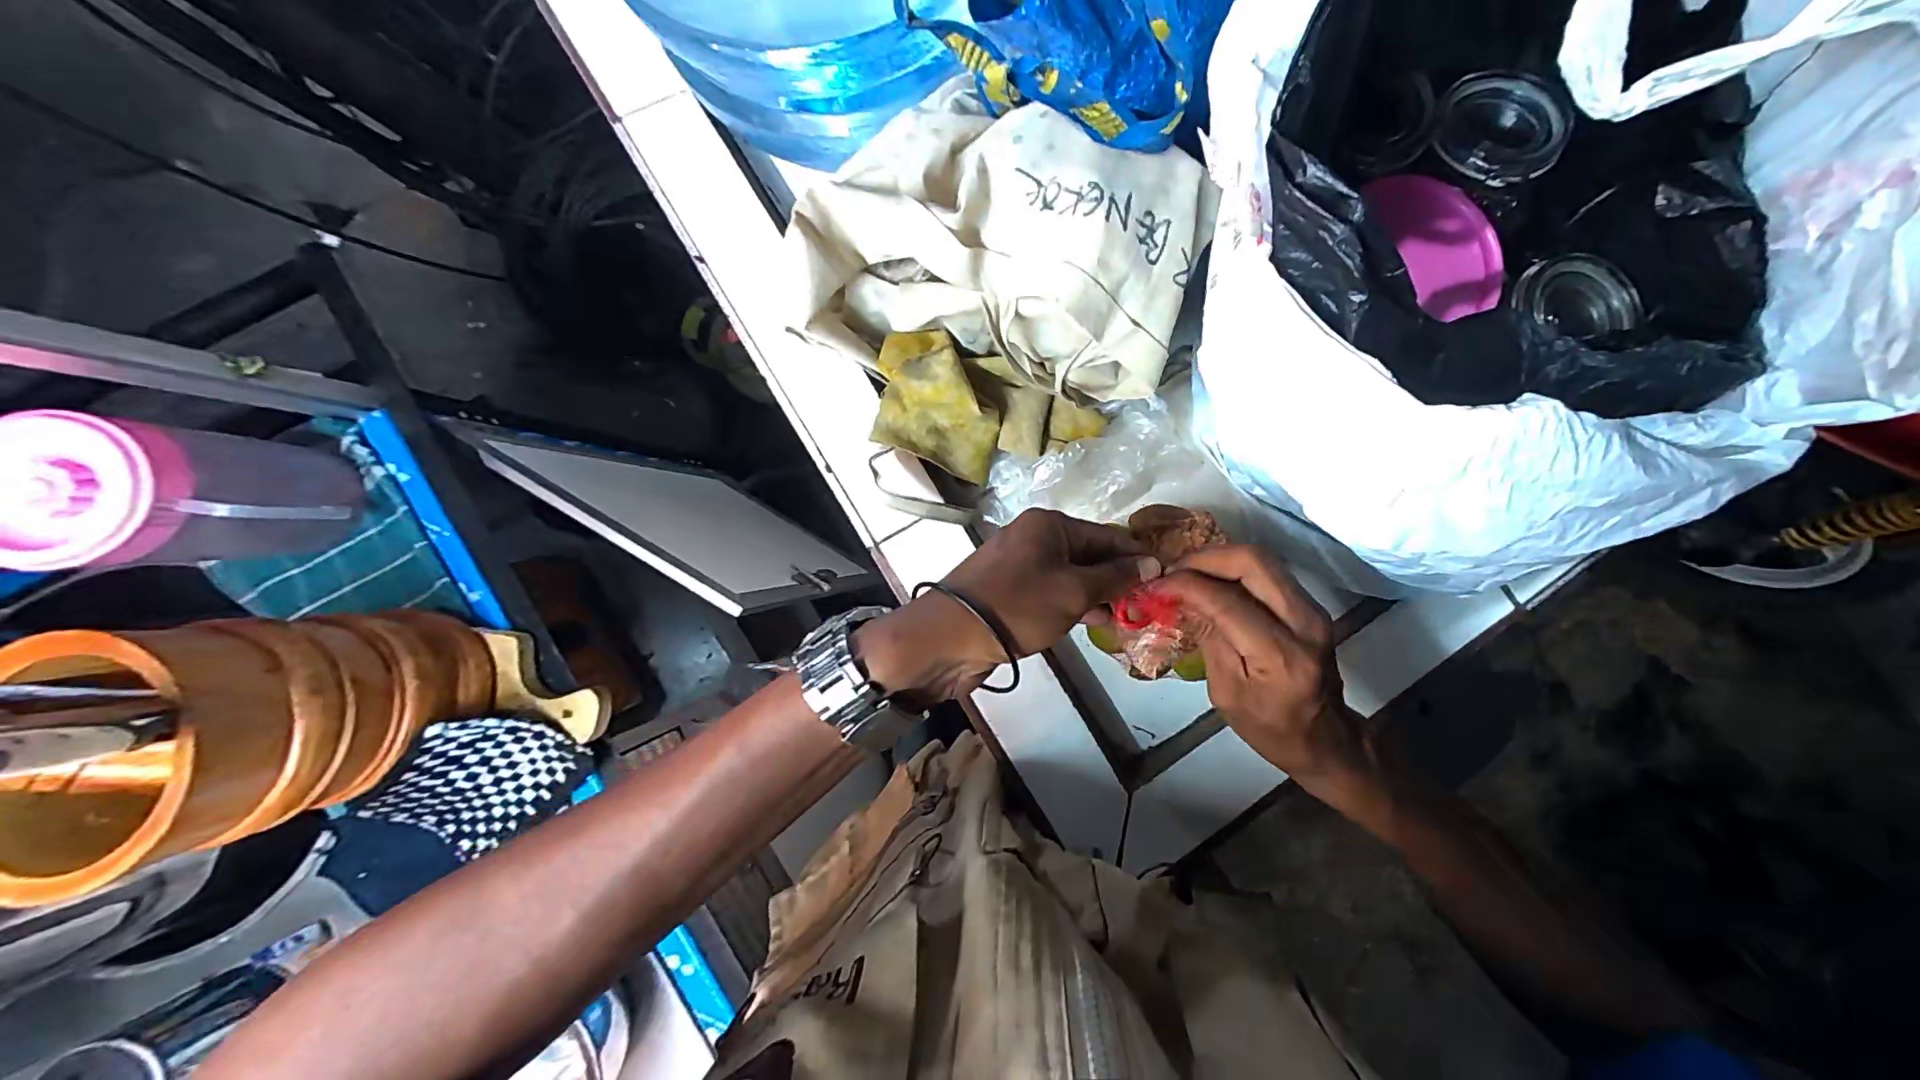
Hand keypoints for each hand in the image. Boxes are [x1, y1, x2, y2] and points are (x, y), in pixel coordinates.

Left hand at [858, 509, 1160, 701]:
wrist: (950, 639)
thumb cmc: (1017, 606)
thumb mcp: (1073, 591)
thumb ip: (1114, 577)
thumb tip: (1152, 562)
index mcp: (1048, 525)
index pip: (1106, 534)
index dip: (1135, 556)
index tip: (1165, 577)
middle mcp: (1033, 538)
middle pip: (1088, 554)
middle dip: (1117, 578)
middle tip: (1148, 604)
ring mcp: (1019, 566)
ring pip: (1070, 576)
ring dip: (1097, 595)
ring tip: (1127, 617)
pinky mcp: (1009, 593)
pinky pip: (1051, 593)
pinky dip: (1072, 605)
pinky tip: (1093, 622)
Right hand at [1153, 546, 1375, 798]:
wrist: (1327, 740)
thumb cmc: (1271, 728)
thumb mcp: (1226, 693)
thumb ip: (1209, 640)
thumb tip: (1181, 599)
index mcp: (1280, 656)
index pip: (1226, 601)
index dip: (1185, 585)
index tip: (1154, 586)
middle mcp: (1304, 623)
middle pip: (1253, 561)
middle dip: (1205, 558)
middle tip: (1173, 570)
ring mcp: (1313, 610)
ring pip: (1262, 560)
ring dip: (1218, 559)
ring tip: (1187, 573)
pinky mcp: (1310, 605)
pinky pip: (1268, 572)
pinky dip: (1233, 569)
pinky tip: (1210, 581)